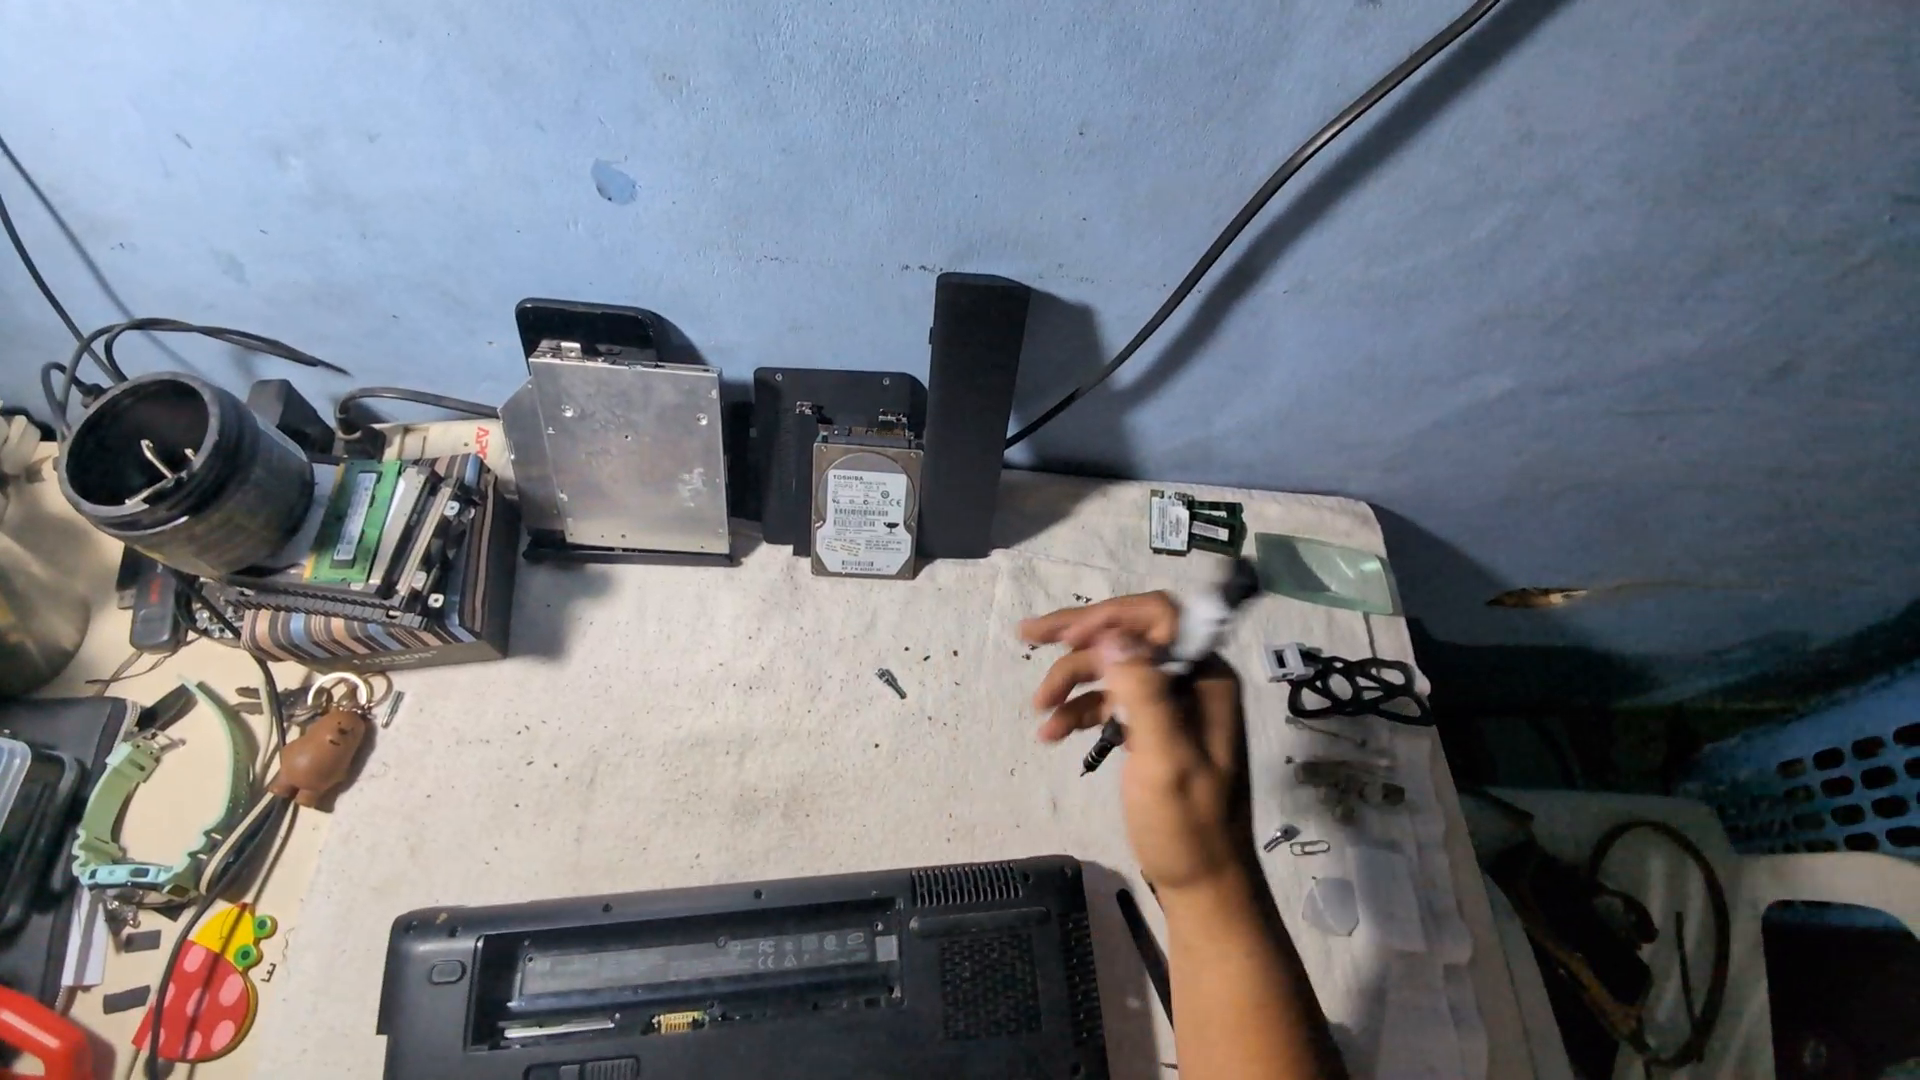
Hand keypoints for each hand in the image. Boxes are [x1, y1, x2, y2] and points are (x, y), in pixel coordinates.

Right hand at [1019, 592, 1249, 895]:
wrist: (1200, 882)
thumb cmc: (1188, 825)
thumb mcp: (1165, 759)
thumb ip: (1144, 692)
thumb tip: (1112, 635)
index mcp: (1206, 676)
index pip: (1158, 618)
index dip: (1109, 618)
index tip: (1066, 636)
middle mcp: (1189, 678)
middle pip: (1127, 636)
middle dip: (1077, 638)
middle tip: (1027, 634)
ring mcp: (1169, 701)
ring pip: (1111, 667)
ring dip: (1071, 681)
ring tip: (1038, 708)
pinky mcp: (1150, 725)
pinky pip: (1108, 700)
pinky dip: (1078, 710)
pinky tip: (1051, 732)